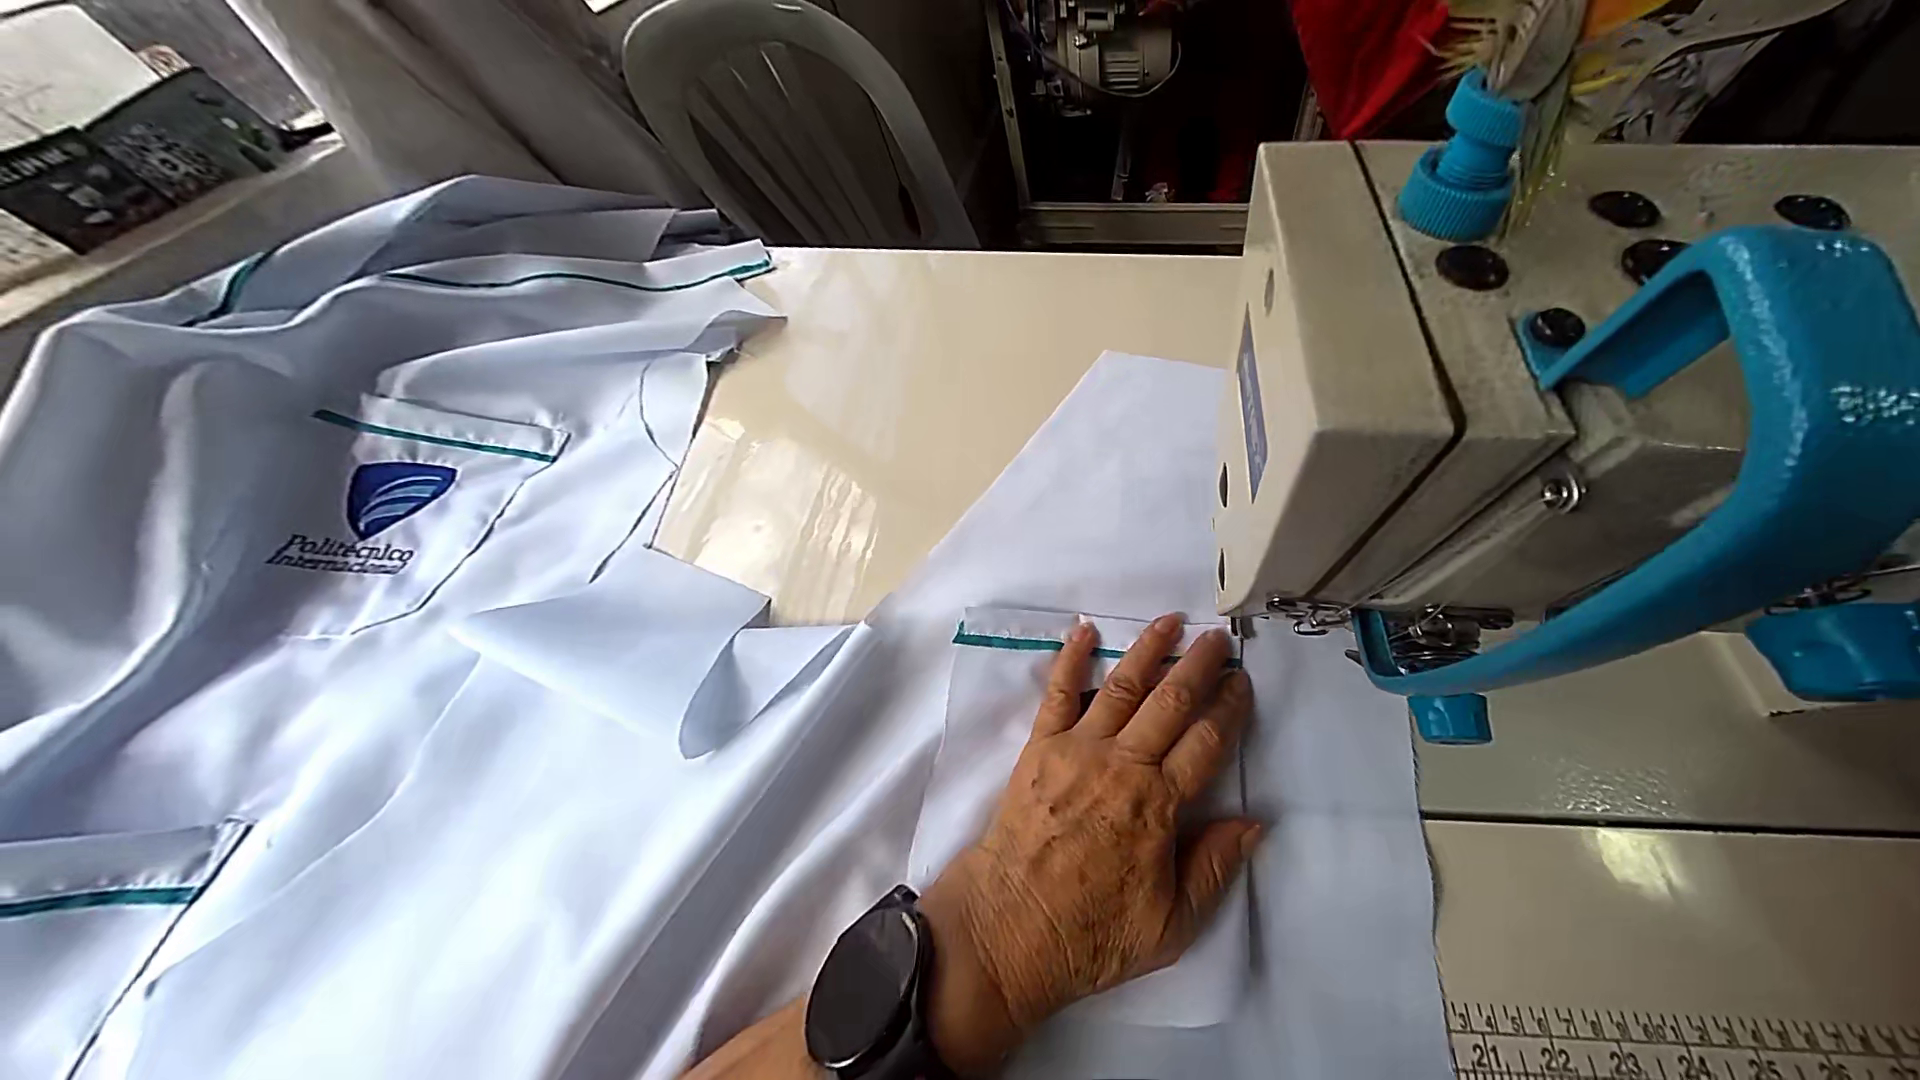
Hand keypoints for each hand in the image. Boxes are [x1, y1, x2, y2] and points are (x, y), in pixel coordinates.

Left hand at [917, 614, 1258, 1073]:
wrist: (1010, 924)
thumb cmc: (1092, 931)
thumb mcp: (1172, 924)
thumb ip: (1214, 866)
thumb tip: (1254, 821)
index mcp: (1159, 806)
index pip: (1207, 742)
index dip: (1229, 708)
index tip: (1242, 682)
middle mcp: (1122, 765)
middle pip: (1171, 703)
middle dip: (1199, 666)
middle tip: (1218, 639)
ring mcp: (1078, 749)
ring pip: (1122, 688)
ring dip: (1148, 650)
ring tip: (1170, 622)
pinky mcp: (1040, 745)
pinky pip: (1057, 693)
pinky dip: (1071, 658)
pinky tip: (1084, 630)